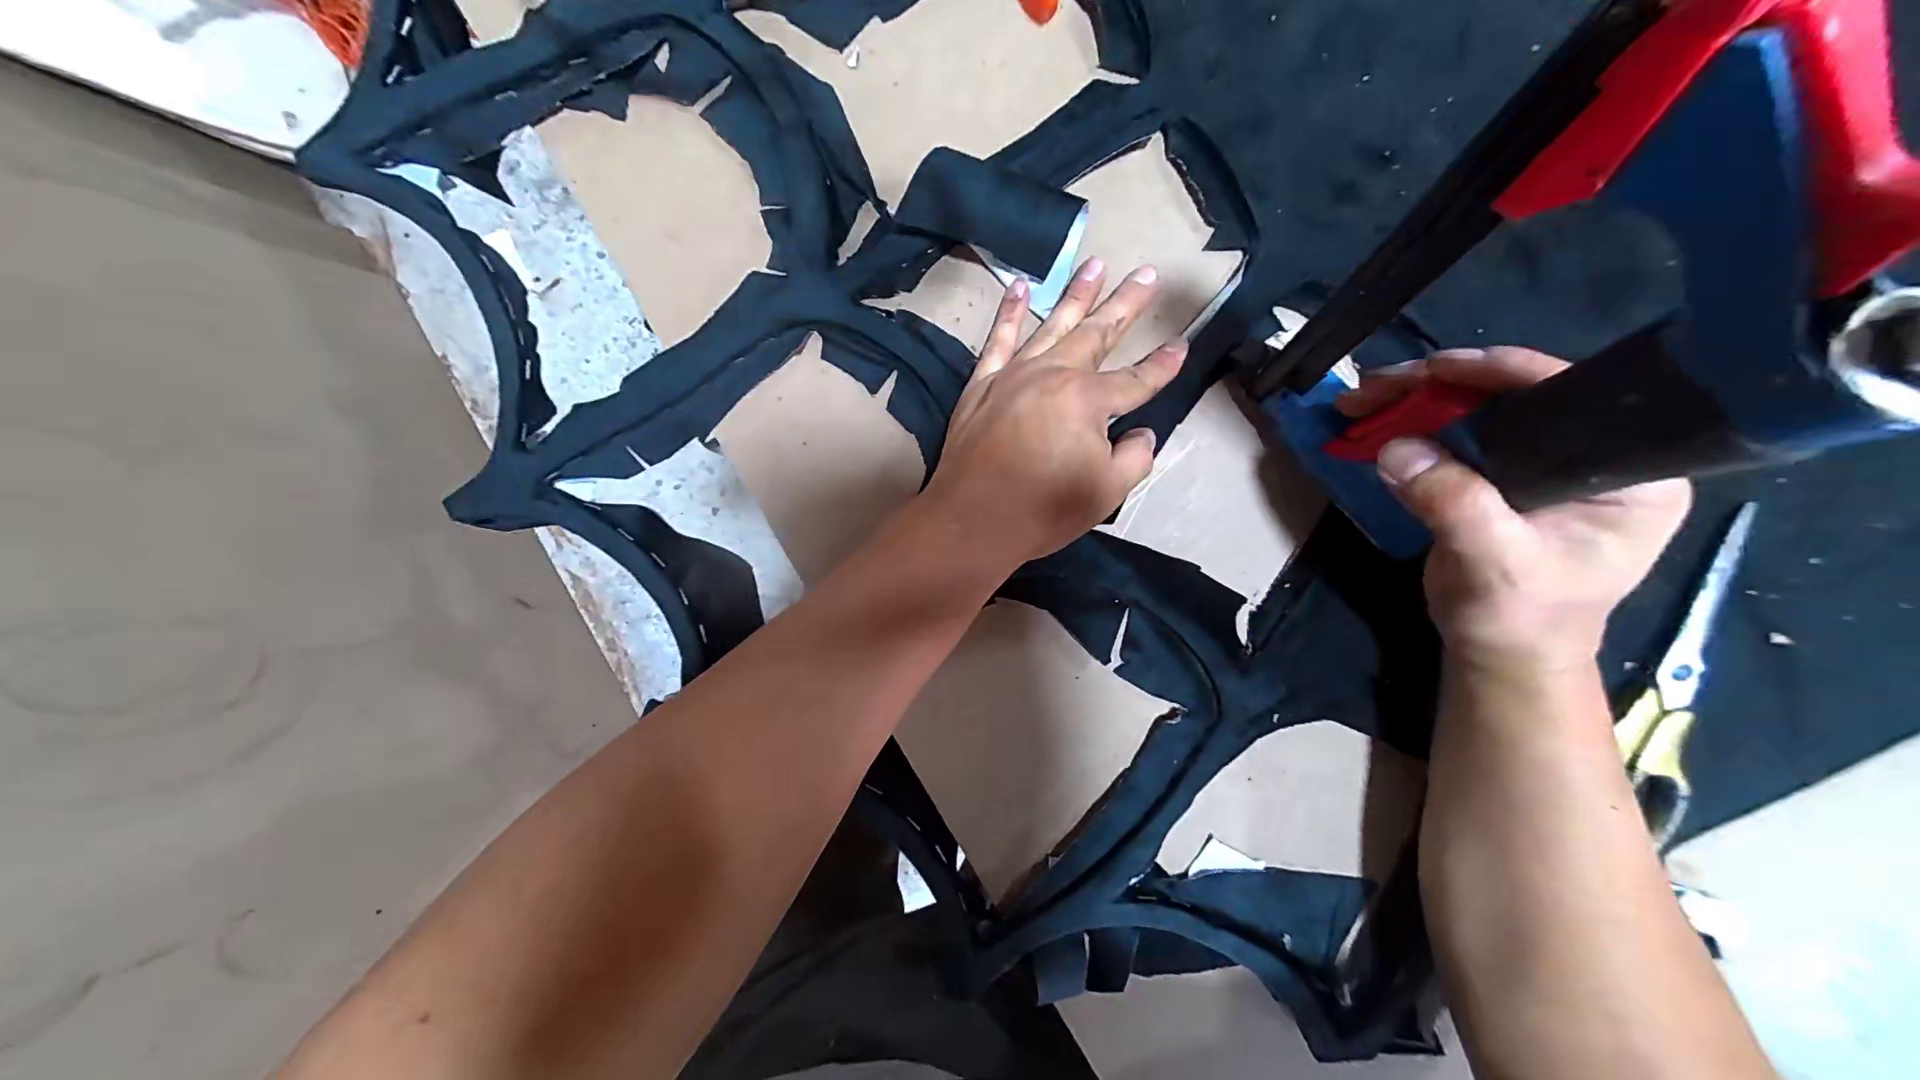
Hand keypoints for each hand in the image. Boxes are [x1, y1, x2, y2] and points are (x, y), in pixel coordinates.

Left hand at [917, 259, 1186, 571]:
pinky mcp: (981, 385)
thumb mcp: (1106, 492)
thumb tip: (1142, 434)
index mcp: (1087, 401)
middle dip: (1126, 304)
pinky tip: (1018, 287)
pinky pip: (998, 339)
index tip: (1182, 346)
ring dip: (1077, 294)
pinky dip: (1008, 312)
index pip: (1135, 380)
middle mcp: (1052, 375)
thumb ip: (1134, 458)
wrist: (971, 520)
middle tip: (1148, 274)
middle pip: (1097, 334)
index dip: (1162, 366)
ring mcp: (1013, 376)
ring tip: (1096, 264)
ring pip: (1051, 325)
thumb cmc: (1042, 511)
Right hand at [1337, 347, 1690, 671]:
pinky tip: (1373, 422)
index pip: (1571, 397)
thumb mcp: (1495, 562)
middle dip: (1439, 386)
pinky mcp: (1497, 476)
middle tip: (1377, 385)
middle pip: (1512, 397)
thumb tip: (1395, 448)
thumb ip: (1455, 504)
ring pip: (1475, 413)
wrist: (1499, 653)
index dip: (1503, 375)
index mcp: (1625, 470)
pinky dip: (1409, 428)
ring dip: (1414, 402)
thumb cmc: (1520, 617)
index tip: (1438, 369)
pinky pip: (1453, 438)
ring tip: (1360, 399)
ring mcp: (1538, 464)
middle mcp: (1587, 455)